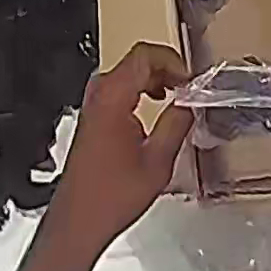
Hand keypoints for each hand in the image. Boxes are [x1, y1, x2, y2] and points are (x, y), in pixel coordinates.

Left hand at [17, 43, 193, 270]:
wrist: (80, 216)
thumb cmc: (111, 195)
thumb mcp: (157, 162)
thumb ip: (176, 124)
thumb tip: (189, 104)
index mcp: (113, 95)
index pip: (144, 54)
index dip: (171, 60)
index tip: (190, 78)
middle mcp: (100, 90)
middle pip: (137, 60)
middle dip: (166, 69)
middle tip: (188, 87)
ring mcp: (94, 98)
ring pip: (129, 71)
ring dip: (155, 78)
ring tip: (177, 95)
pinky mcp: (94, 109)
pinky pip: (120, 85)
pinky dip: (142, 87)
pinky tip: (156, 104)